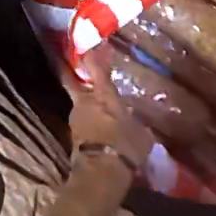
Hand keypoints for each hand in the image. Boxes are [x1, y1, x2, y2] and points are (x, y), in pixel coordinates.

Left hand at [70, 43, 156, 172]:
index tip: (95, 43)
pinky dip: (88, 121)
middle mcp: (85, 101)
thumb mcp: (142, 133)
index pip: (97, 67)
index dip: (95, 54)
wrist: (100, 173)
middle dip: (73, 73)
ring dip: (86, 103)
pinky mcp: (72, 134)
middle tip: (76, 66)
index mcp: (103, 95)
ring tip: (98, 108)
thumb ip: (138, 122)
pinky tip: (98, 128)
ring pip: (79, 103)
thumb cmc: (126, 147)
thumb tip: (142, 122)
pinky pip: (82, 121)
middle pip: (73, 81)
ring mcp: (75, 117)